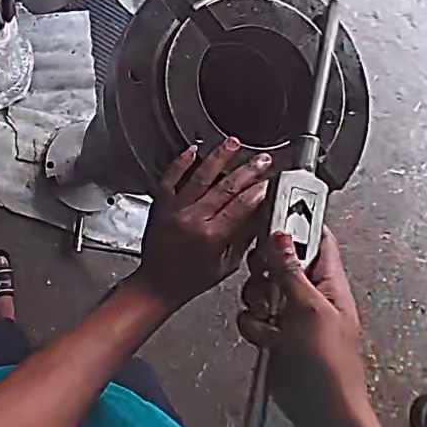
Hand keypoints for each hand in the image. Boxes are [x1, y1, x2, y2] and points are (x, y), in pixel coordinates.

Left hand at [132, 138, 272, 307]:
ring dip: (219, 157)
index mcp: (211, 236)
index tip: (268, 181)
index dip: (257, 191)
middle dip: (248, 170)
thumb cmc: (190, 279)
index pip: (241, 206)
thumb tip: (259, 216)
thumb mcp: (226, 265)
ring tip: (233, 143)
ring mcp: (175, 209)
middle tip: (261, 159)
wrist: (157, 283)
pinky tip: (193, 150)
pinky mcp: (161, 204)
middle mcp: (193, 219)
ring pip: (200, 176)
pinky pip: (171, 177)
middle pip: (226, 187)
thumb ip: (243, 239)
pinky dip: (182, 162)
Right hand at [238, 227, 370, 426]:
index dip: (296, 223)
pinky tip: (264, 337)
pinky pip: (252, 316)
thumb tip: (281, 235)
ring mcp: (290, 314)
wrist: (321, 413)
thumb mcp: (310, 308)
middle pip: (279, 260)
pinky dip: (252, 324)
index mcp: (329, 282)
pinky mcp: (273, 334)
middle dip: (265, 267)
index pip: (316, 238)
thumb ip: (291, 270)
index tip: (272, 216)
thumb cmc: (330, 365)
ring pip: (261, 287)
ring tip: (266, 314)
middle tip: (265, 277)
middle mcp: (309, 294)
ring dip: (256, 299)